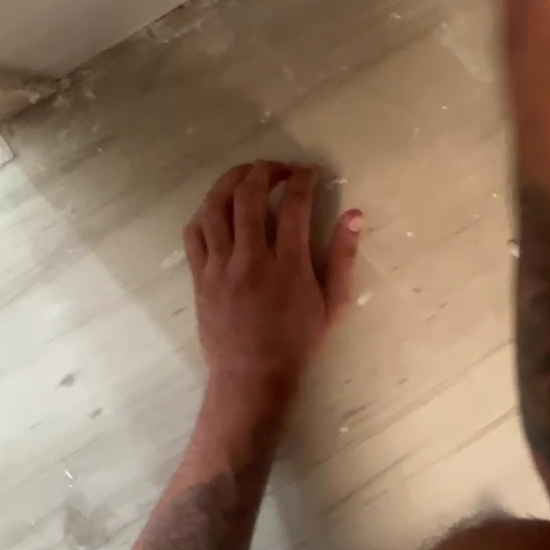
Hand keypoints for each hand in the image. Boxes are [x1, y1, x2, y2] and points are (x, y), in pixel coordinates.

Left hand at [183, 161, 364, 398]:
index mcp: (288, 266)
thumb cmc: (297, 343)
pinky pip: (194, 233)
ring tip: (247, 174)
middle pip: (249, 195)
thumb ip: (344, 257)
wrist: (251, 380)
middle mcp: (250, 260)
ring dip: (231, 181)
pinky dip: (205, 211)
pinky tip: (219, 205)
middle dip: (266, 171)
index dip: (303, 179)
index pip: (293, 205)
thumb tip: (354, 214)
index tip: (310, 173)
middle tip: (279, 169)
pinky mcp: (199, 277)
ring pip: (215, 207)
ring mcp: (219, 267)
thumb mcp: (333, 305)